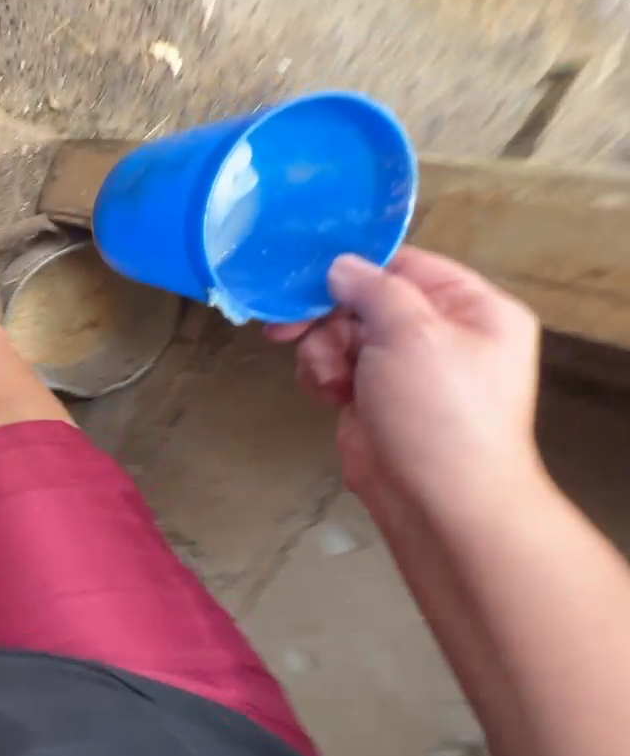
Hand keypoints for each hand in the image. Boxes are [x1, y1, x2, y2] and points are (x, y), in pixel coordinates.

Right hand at [269, 247, 543, 520]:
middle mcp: (438, 331)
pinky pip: (330, 366)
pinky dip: (320, 377)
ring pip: (336, 335)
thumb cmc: (436, 408)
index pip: (405, 265)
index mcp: (471, 308)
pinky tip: (330, 397)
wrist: (432, 490)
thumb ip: (375, 290)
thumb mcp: (413, 334)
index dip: (354, 269)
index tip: (304, 279)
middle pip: (360, 302)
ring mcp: (401, 364)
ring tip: (333, 383)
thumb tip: (340, 265)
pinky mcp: (369, 391)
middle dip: (325, 322)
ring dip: (320, 355)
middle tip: (285, 332)